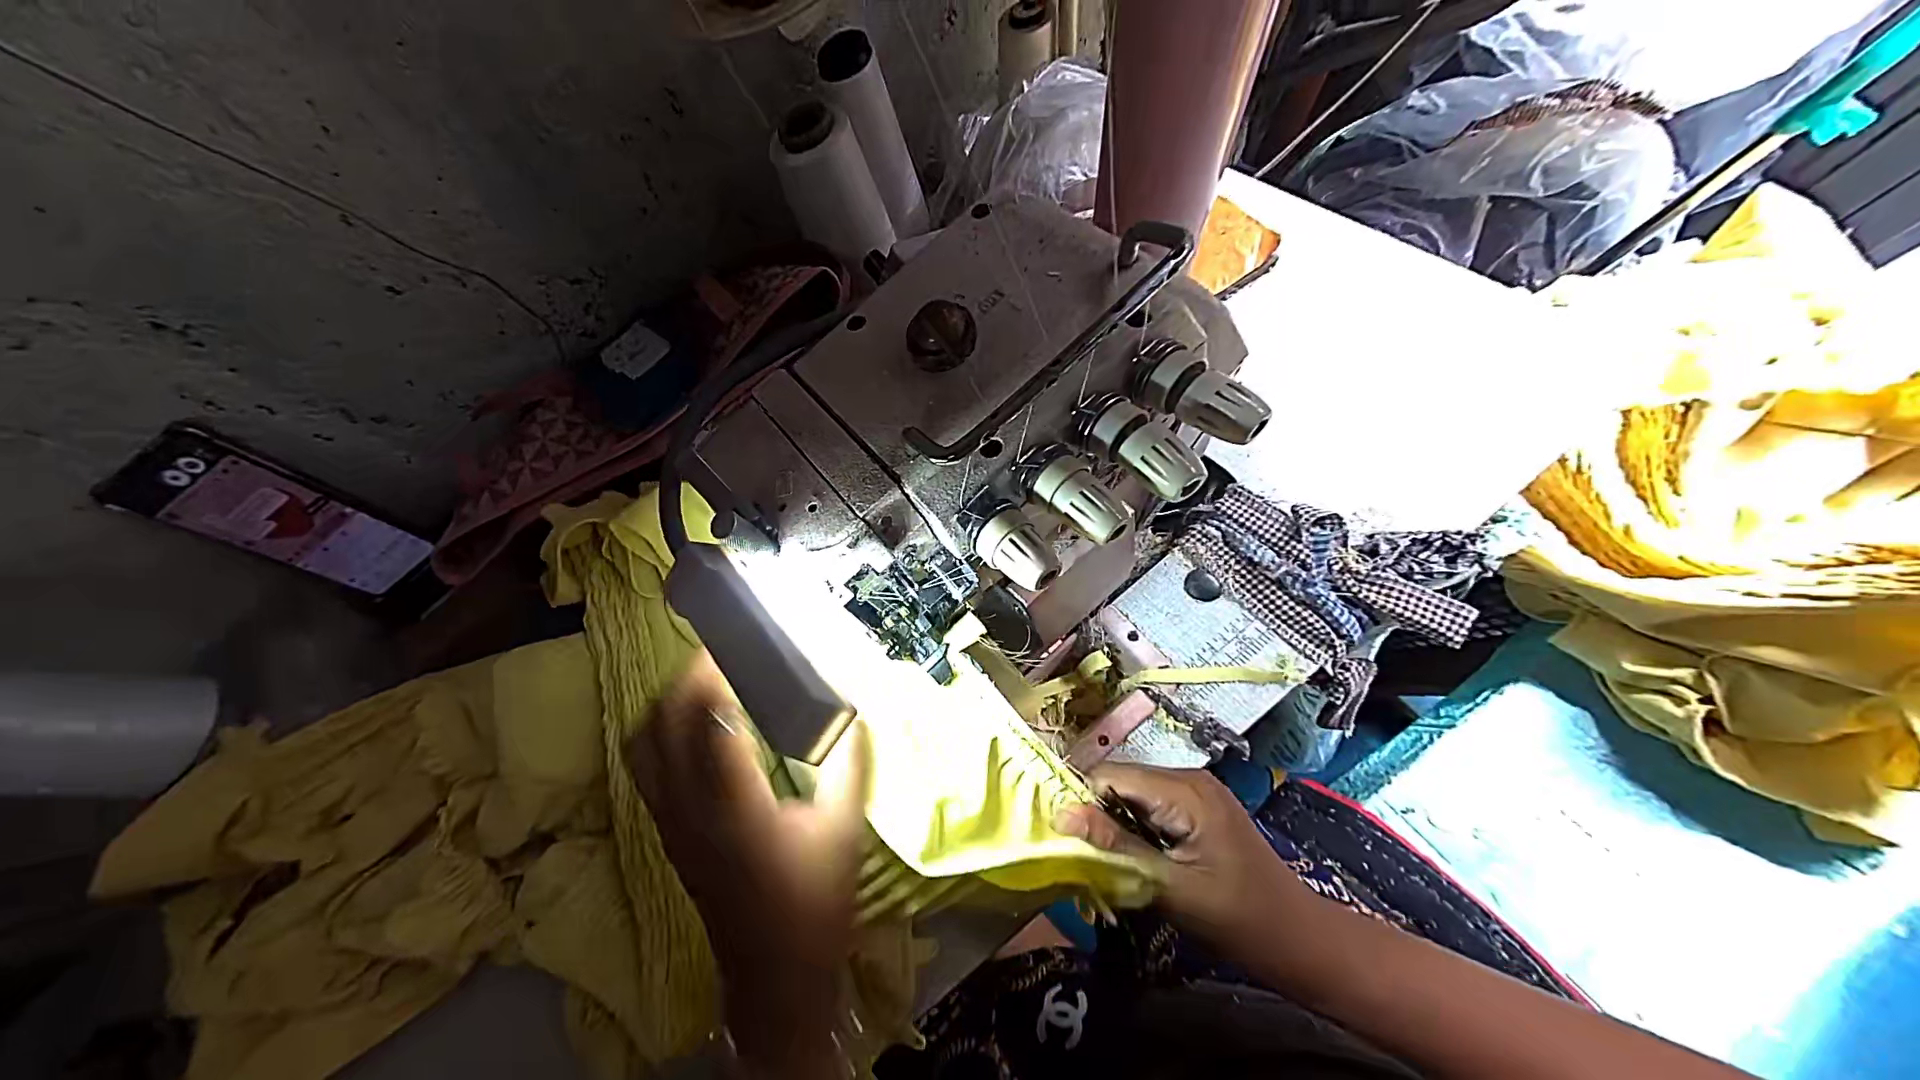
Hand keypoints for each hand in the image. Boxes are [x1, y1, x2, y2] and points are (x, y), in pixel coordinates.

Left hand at [627, 650, 870, 1073]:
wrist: (776, 973)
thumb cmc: (815, 900)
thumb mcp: (843, 827)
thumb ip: (848, 761)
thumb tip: (851, 710)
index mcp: (734, 804)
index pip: (709, 718)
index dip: (713, 672)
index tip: (730, 641)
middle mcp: (688, 809)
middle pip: (663, 723)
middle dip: (685, 678)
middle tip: (719, 653)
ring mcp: (669, 824)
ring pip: (643, 745)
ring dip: (666, 704)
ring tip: (703, 684)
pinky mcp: (666, 835)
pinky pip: (645, 768)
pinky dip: (660, 732)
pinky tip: (694, 729)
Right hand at [1055, 763, 1312, 952]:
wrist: (1299, 939)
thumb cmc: (1238, 918)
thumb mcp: (1170, 886)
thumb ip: (1116, 846)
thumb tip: (1061, 815)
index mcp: (1184, 790)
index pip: (1110, 775)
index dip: (1080, 802)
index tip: (1061, 838)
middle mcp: (1187, 777)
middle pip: (1120, 782)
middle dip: (1096, 815)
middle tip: (1081, 856)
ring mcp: (1194, 790)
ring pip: (1132, 795)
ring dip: (1113, 825)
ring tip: (1104, 860)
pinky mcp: (1196, 807)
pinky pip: (1150, 806)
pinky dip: (1134, 829)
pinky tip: (1132, 858)